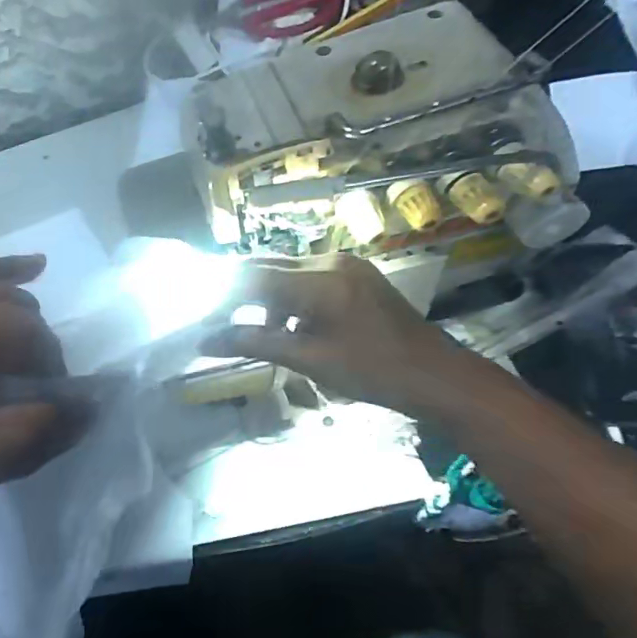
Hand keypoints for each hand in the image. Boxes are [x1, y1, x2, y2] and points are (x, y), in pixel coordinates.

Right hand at [198, 253, 470, 412]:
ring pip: (283, 271)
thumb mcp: (308, 358)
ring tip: (249, 329)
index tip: (199, 317)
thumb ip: (254, 343)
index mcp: (319, 281)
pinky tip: (285, 324)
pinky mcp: (353, 274)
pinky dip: (285, 296)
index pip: (251, 278)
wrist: (437, 375)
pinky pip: (305, 276)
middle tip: (212, 317)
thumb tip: (205, 342)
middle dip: (235, 290)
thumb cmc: (373, 371)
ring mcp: (344, 265)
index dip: (220, 295)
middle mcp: (329, 261)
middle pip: (265, 266)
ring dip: (260, 295)